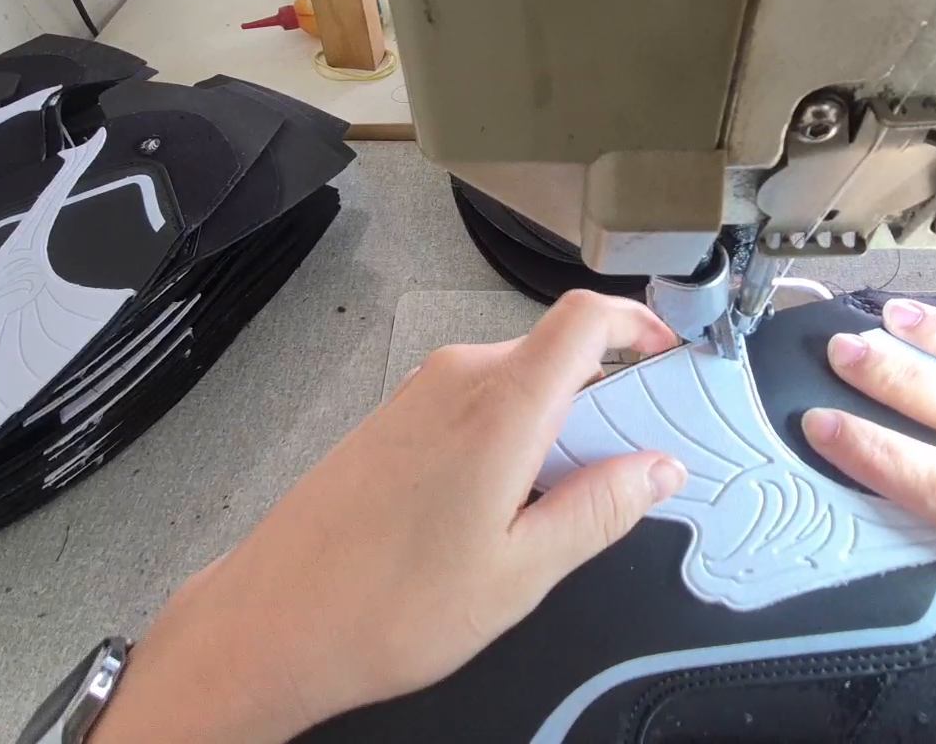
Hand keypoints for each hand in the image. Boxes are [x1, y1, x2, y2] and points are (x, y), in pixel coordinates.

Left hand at [91, 291, 686, 742]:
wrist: (269, 618)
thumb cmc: (389, 605)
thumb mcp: (521, 570)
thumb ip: (601, 508)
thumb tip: (658, 470)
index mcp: (501, 405)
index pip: (585, 317)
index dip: (636, 321)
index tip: (665, 355)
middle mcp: (460, 377)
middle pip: (558, 351)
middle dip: (604, 396)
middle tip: (620, 465)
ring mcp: (424, 389)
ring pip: (520, 376)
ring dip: (556, 417)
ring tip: (552, 497)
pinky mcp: (401, 409)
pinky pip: (479, 394)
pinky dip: (513, 425)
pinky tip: (497, 494)